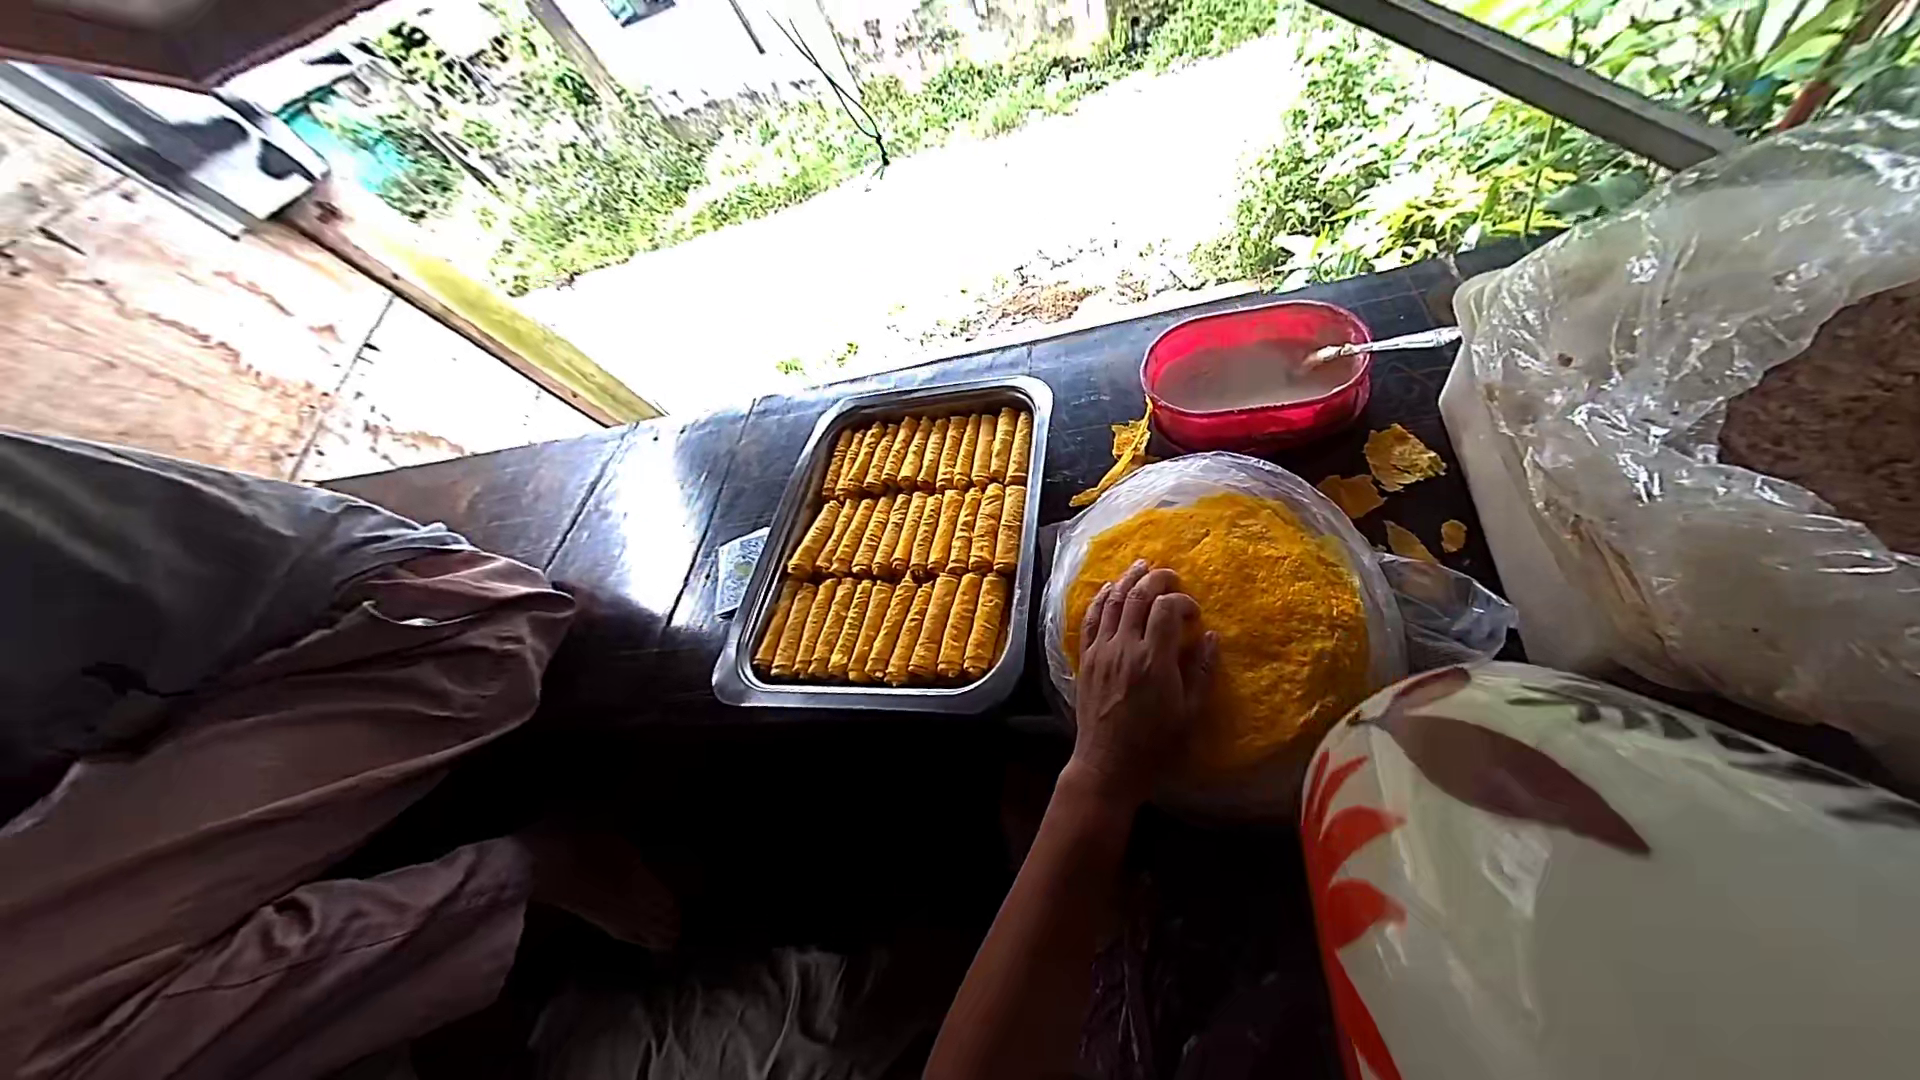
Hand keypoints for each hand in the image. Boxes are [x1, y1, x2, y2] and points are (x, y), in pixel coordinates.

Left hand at [1070, 560, 1217, 806]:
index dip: (1182, 601)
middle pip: (1137, 597)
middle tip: (1170, 574)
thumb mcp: (1189, 713)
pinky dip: (1100, 599)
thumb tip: (1210, 636)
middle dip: (1156, 578)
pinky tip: (1109, 589)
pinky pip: (1090, 620)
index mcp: (1153, 661)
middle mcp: (1124, 648)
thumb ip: (1200, 672)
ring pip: (1112, 602)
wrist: (1107, 765)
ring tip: (1141, 565)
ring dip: (1127, 579)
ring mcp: (1100, 651)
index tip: (1193, 611)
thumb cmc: (1154, 746)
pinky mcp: (1085, 658)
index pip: (1166, 609)